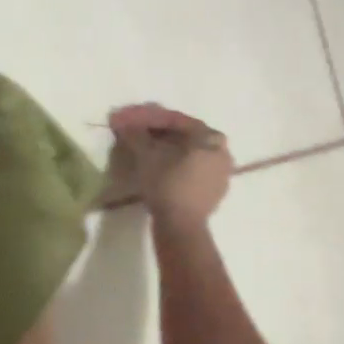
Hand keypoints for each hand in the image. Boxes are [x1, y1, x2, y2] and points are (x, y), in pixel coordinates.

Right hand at [107, 103, 233, 225]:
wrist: (181, 226)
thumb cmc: (166, 185)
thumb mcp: (146, 156)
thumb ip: (135, 135)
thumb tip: (122, 121)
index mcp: (209, 135)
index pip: (173, 120)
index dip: (145, 117)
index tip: (125, 118)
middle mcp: (221, 149)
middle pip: (183, 134)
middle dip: (156, 131)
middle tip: (134, 130)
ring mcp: (221, 171)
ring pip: (188, 151)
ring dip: (165, 146)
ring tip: (143, 148)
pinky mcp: (215, 189)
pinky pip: (193, 168)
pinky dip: (175, 163)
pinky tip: (159, 166)